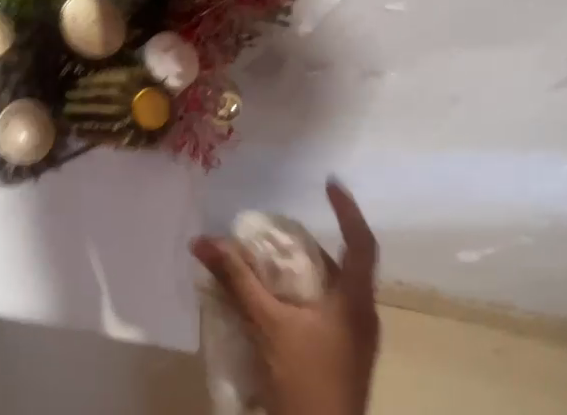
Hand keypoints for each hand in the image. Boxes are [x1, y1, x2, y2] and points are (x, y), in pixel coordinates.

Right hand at [193, 181, 381, 414]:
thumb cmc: (305, 382)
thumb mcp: (267, 325)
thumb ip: (237, 279)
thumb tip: (203, 240)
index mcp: (355, 303)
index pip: (360, 243)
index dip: (347, 211)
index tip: (329, 184)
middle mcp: (362, 317)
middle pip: (342, 266)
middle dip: (307, 245)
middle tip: (273, 232)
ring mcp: (355, 341)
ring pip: (331, 291)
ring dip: (301, 272)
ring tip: (265, 262)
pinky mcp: (342, 357)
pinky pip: (324, 312)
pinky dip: (299, 297)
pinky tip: (270, 303)